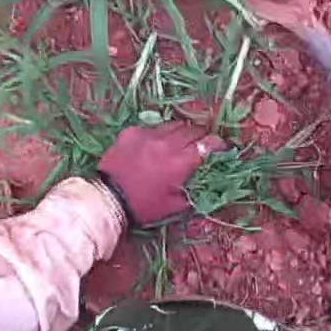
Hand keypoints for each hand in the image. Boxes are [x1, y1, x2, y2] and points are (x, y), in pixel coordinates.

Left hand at [98, 122, 226, 225]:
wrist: (108, 198)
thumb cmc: (143, 206)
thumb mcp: (173, 206)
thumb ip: (191, 193)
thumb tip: (203, 186)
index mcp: (180, 161)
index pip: (208, 144)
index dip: (218, 144)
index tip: (223, 147)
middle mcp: (167, 143)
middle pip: (192, 129)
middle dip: (201, 135)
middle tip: (201, 142)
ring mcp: (148, 134)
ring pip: (173, 124)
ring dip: (181, 131)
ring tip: (179, 140)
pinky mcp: (131, 132)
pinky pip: (151, 127)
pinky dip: (158, 134)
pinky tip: (154, 144)